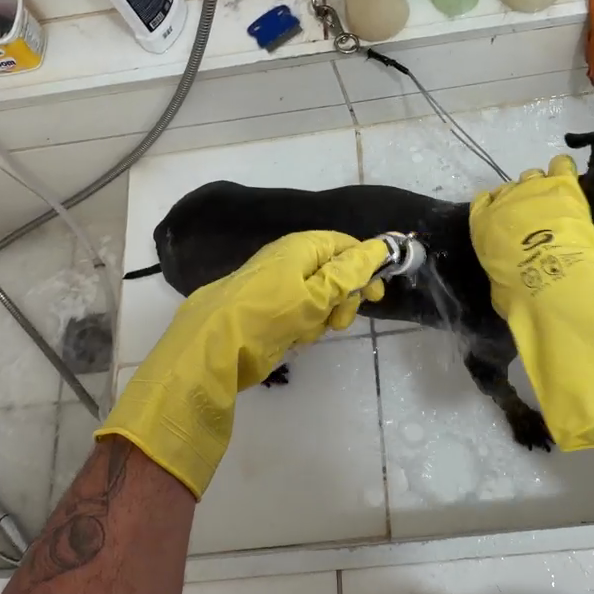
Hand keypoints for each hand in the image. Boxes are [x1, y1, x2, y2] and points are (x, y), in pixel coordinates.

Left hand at [95, 230, 389, 496]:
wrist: (214, 347)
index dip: (365, 266)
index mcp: (301, 247)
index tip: (376, 294)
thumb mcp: (317, 293)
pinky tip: (297, 338)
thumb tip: (380, 246)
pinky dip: (306, 326)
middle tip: (341, 320)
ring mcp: (279, 287)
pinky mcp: (270, 312)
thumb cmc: (269, 314)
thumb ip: (351, 272)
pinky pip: (302, 314)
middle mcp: (290, 261)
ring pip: (321, 297)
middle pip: (335, 272)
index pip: (344, 245)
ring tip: (312, 330)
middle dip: (344, 297)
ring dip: (325, 315)